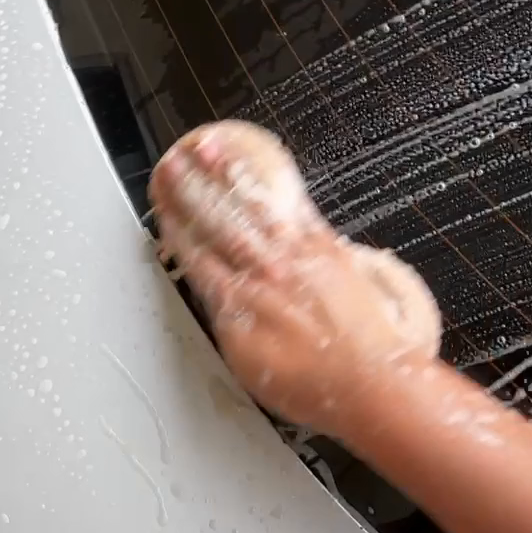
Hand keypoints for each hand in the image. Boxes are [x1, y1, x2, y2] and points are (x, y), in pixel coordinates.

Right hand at [148, 121, 441, 437]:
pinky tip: (265, 163)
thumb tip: (216, 298)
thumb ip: (227, 324)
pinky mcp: (329, 247)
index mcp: (237, 302)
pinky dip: (276, 183)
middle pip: (217, 220)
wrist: (370, 382)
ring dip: (226, 174)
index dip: (174, 224)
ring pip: (251, 205)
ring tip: (207, 148)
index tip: (161, 204)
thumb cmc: (314, 384)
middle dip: (190, 189)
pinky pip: (295, 206)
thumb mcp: (247, 364)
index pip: (195, 253)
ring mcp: (297, 254)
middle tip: (172, 163)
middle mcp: (263, 271)